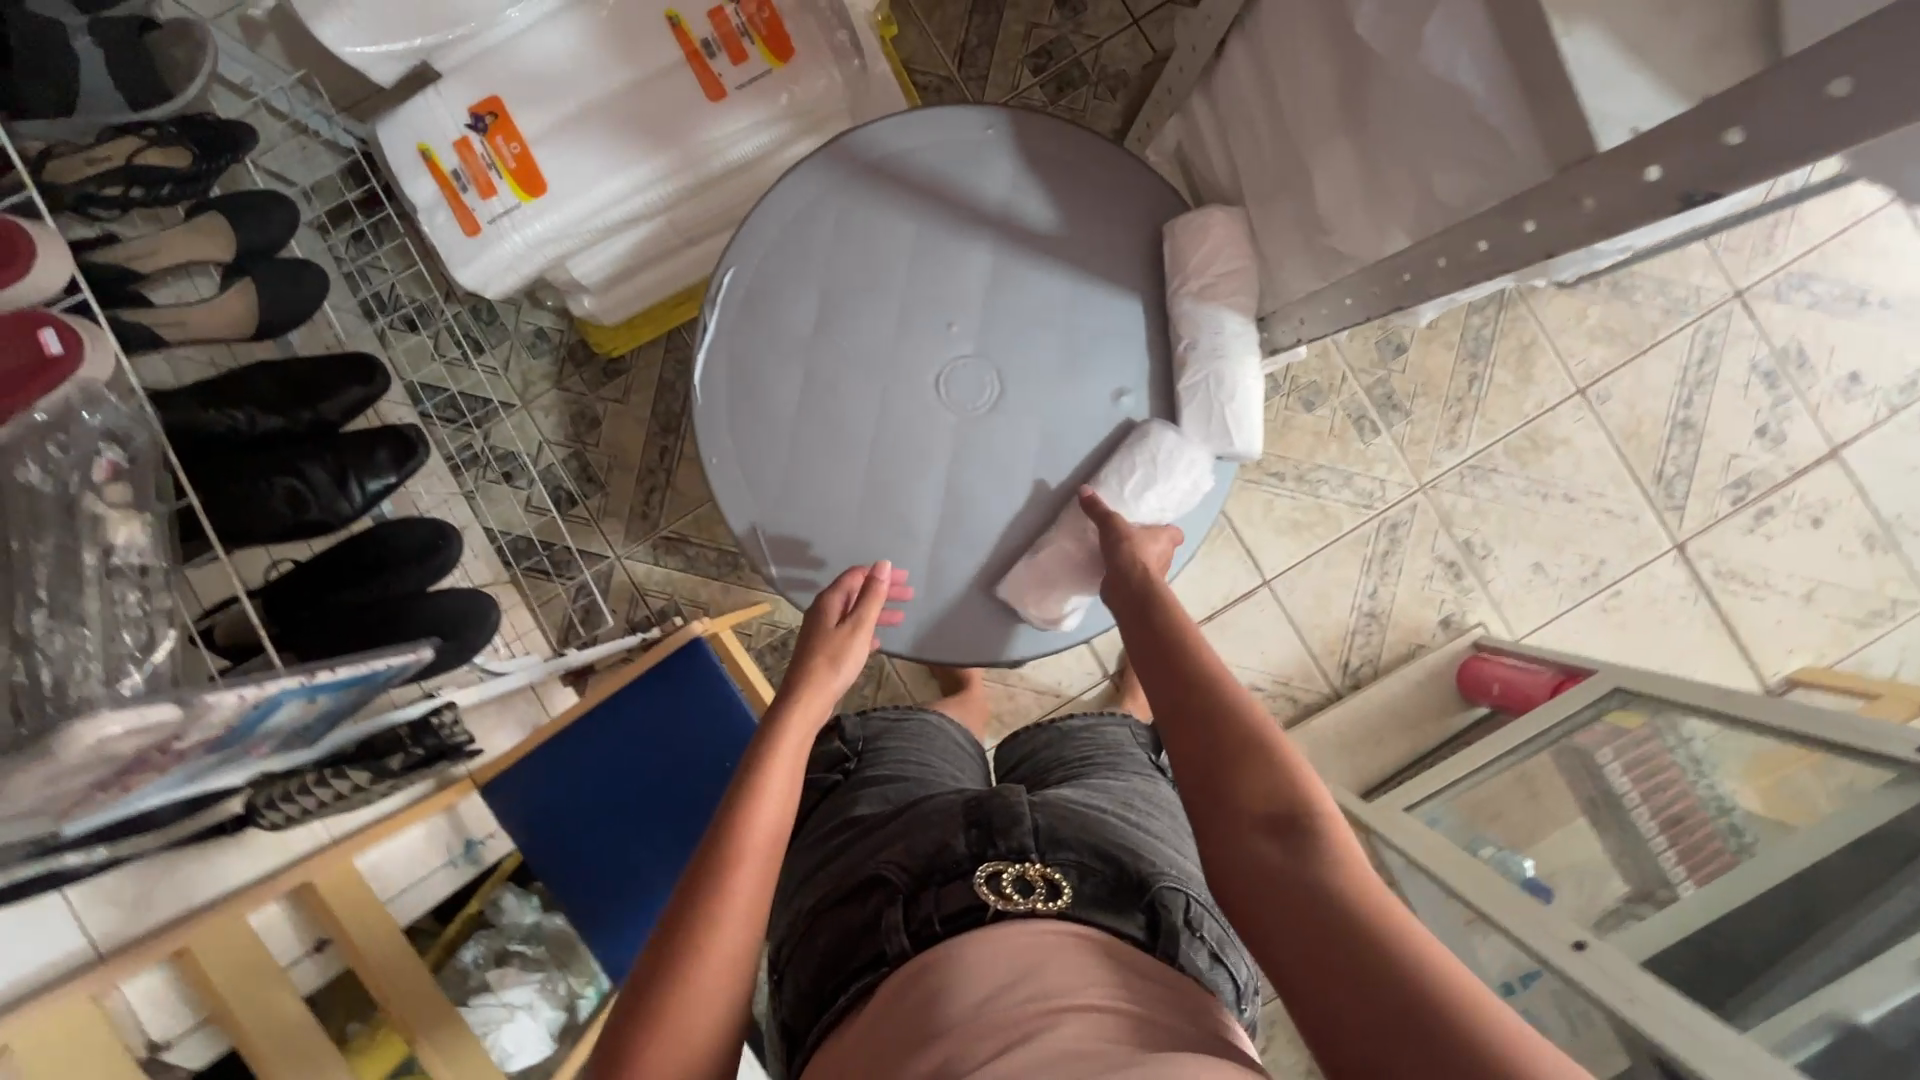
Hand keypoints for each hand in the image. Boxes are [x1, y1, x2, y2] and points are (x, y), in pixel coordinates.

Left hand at [779, 561, 912, 715]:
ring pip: (854, 613)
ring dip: (878, 612)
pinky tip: (879, 641)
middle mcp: (824, 610)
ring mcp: (823, 630)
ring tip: (901, 618)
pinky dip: (867, 630)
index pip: (857, 575)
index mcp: (830, 600)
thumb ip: (872, 596)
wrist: (806, 699)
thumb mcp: (859, 626)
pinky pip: (850, 631)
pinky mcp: (825, 648)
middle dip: (883, 592)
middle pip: (856, 593)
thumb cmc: (835, 661)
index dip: (881, 574)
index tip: (905, 577)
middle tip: (910, 594)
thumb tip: (882, 564)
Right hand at [1079, 486, 1182, 593]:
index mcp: (1166, 540)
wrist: (1128, 589)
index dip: (1167, 530)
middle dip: (1148, 545)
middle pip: (1161, 549)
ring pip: (1147, 565)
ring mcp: (1153, 576)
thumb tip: (1083, 489)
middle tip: (1130, 537)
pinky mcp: (1138, 589)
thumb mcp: (1112, 525)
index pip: (1176, 534)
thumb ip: (1098, 509)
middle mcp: (1165, 558)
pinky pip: (1132, 578)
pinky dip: (1123, 574)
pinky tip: (1109, 568)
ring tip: (1117, 552)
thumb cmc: (1131, 552)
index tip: (1154, 526)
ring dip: (1135, 560)